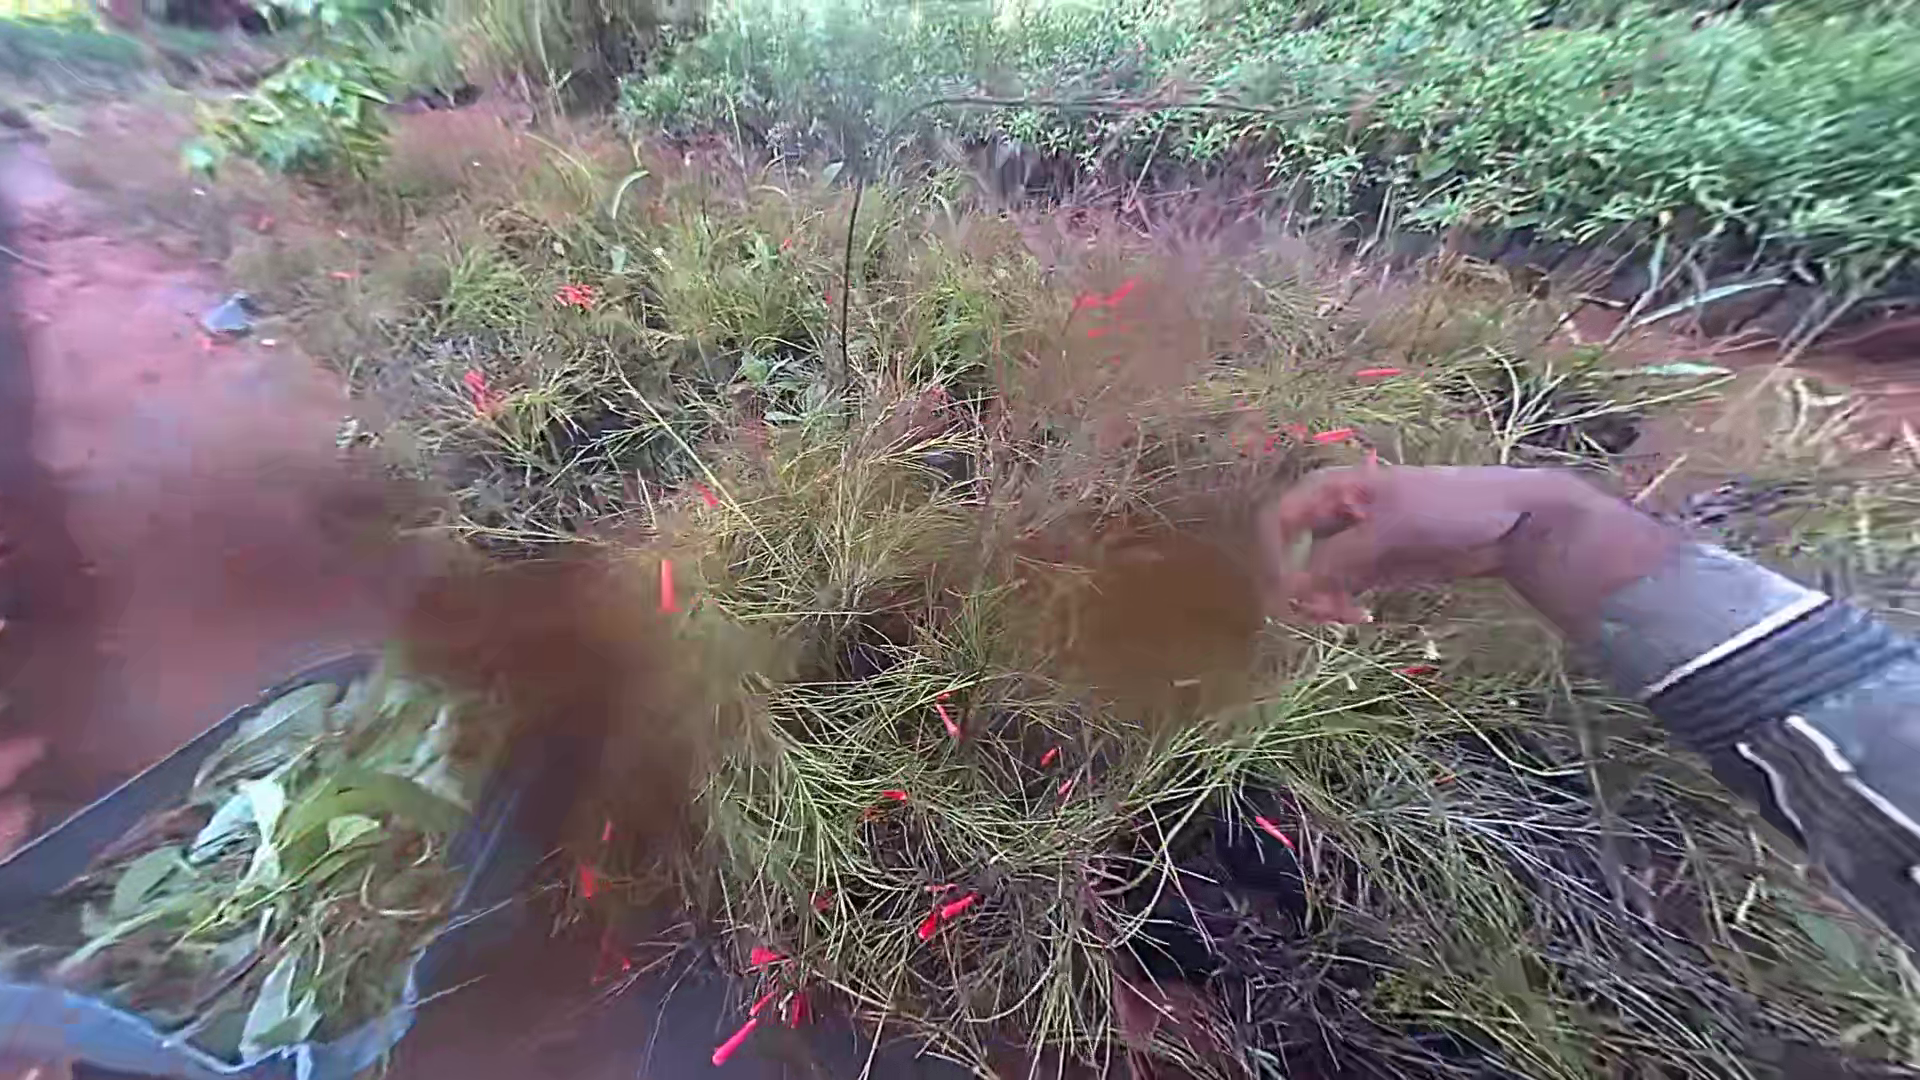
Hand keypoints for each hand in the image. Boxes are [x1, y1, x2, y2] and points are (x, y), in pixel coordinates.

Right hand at [1259, 466, 1570, 622]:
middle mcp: (1331, 516)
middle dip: (1299, 585)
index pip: (1279, 520)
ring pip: (1312, 578)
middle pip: (1291, 554)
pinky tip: (1357, 616)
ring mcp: (1349, 544)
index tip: (1282, 586)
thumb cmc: (1451, 503)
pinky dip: (1339, 606)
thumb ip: (1341, 554)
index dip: (1273, 553)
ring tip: (1344, 617)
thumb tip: (1293, 586)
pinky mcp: (1367, 570)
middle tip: (1318, 611)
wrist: (1517, 522)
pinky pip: (1337, 591)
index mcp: (1329, 490)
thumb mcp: (1393, 523)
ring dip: (1319, 600)